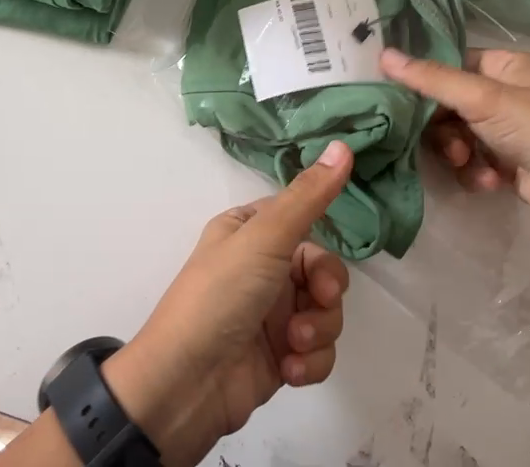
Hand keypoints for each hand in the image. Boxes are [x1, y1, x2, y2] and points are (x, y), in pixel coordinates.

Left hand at [102, 141, 353, 466]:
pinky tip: (287, 371)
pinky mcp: (279, 356)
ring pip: (326, 313)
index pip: (303, 222)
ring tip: (292, 343)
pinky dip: (309, 362)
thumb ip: (308, 197)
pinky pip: (317, 351)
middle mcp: (261, 267)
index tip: (321, 266)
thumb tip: (343, 145)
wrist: (186, 384)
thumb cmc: (221, 296)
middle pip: (323, 271)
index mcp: (249, 231)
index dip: (320, 245)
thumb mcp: (264, 238)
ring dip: (318, 331)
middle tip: (316, 302)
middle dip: (326, 293)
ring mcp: (270, 314)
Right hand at [380, 46, 529, 239]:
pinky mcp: (509, 163)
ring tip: (469, 164)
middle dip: (442, 127)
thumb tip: (381, 54)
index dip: (425, 79)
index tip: (398, 98)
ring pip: (456, 135)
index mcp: (505, 66)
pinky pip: (473, 161)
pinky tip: (489, 182)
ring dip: (457, 152)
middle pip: (447, 103)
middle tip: (445, 143)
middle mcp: (506, 93)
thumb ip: (431, 79)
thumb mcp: (484, 99)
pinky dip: (475, 171)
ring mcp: (508, 130)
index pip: (450, 63)